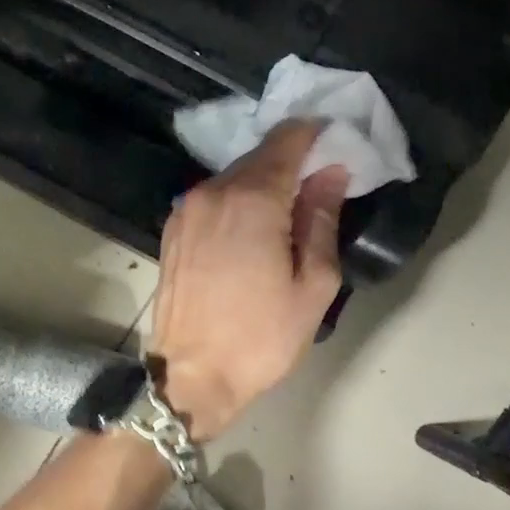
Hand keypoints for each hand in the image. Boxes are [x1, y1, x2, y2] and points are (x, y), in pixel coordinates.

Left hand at [147, 120, 350, 440]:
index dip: (315, 135)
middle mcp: (209, 193)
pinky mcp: (171, 231)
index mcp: (249, 199)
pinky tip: (254, 230)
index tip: (337, 144)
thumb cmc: (260, 336)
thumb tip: (330, 174)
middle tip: (322, 184)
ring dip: (262, 185)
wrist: (191, 374)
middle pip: (258, 158)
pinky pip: (211, 201)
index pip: (286, 140)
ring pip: (232, 179)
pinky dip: (236, 203)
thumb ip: (321, 219)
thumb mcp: (312, 283)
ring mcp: (183, 211)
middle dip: (291, 163)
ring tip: (291, 213)